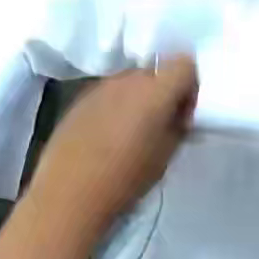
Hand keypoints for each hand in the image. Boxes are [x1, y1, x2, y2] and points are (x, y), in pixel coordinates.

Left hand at [28, 56, 197, 234]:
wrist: (70, 194)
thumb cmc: (126, 179)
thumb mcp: (165, 156)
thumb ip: (177, 127)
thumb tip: (178, 115)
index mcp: (155, 90)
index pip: (184, 64)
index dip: (189, 86)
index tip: (183, 115)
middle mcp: (126, 79)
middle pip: (154, 72)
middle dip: (161, 94)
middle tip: (158, 127)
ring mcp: (98, 87)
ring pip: (128, 84)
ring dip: (135, 101)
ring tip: (129, 135)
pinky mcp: (76, 101)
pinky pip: (105, 96)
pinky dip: (112, 109)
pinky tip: (104, 138)